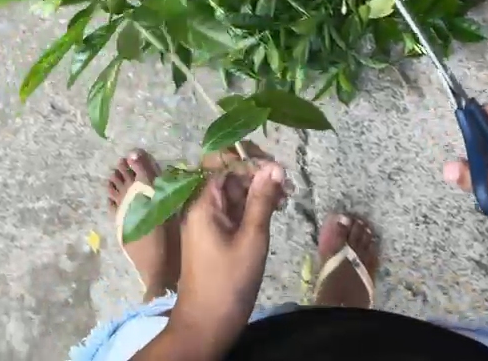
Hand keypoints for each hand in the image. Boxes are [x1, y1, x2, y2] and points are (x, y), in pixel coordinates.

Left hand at [158, 159, 286, 358]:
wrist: (204, 329)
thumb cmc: (228, 284)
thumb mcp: (252, 240)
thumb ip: (262, 201)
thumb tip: (275, 166)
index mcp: (203, 202)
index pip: (222, 161)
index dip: (249, 159)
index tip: (277, 169)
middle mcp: (201, 205)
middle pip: (228, 174)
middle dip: (257, 174)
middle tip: (286, 186)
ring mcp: (206, 220)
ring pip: (233, 191)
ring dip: (258, 190)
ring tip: (284, 199)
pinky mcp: (213, 234)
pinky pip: (232, 209)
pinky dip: (251, 206)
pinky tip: (273, 211)